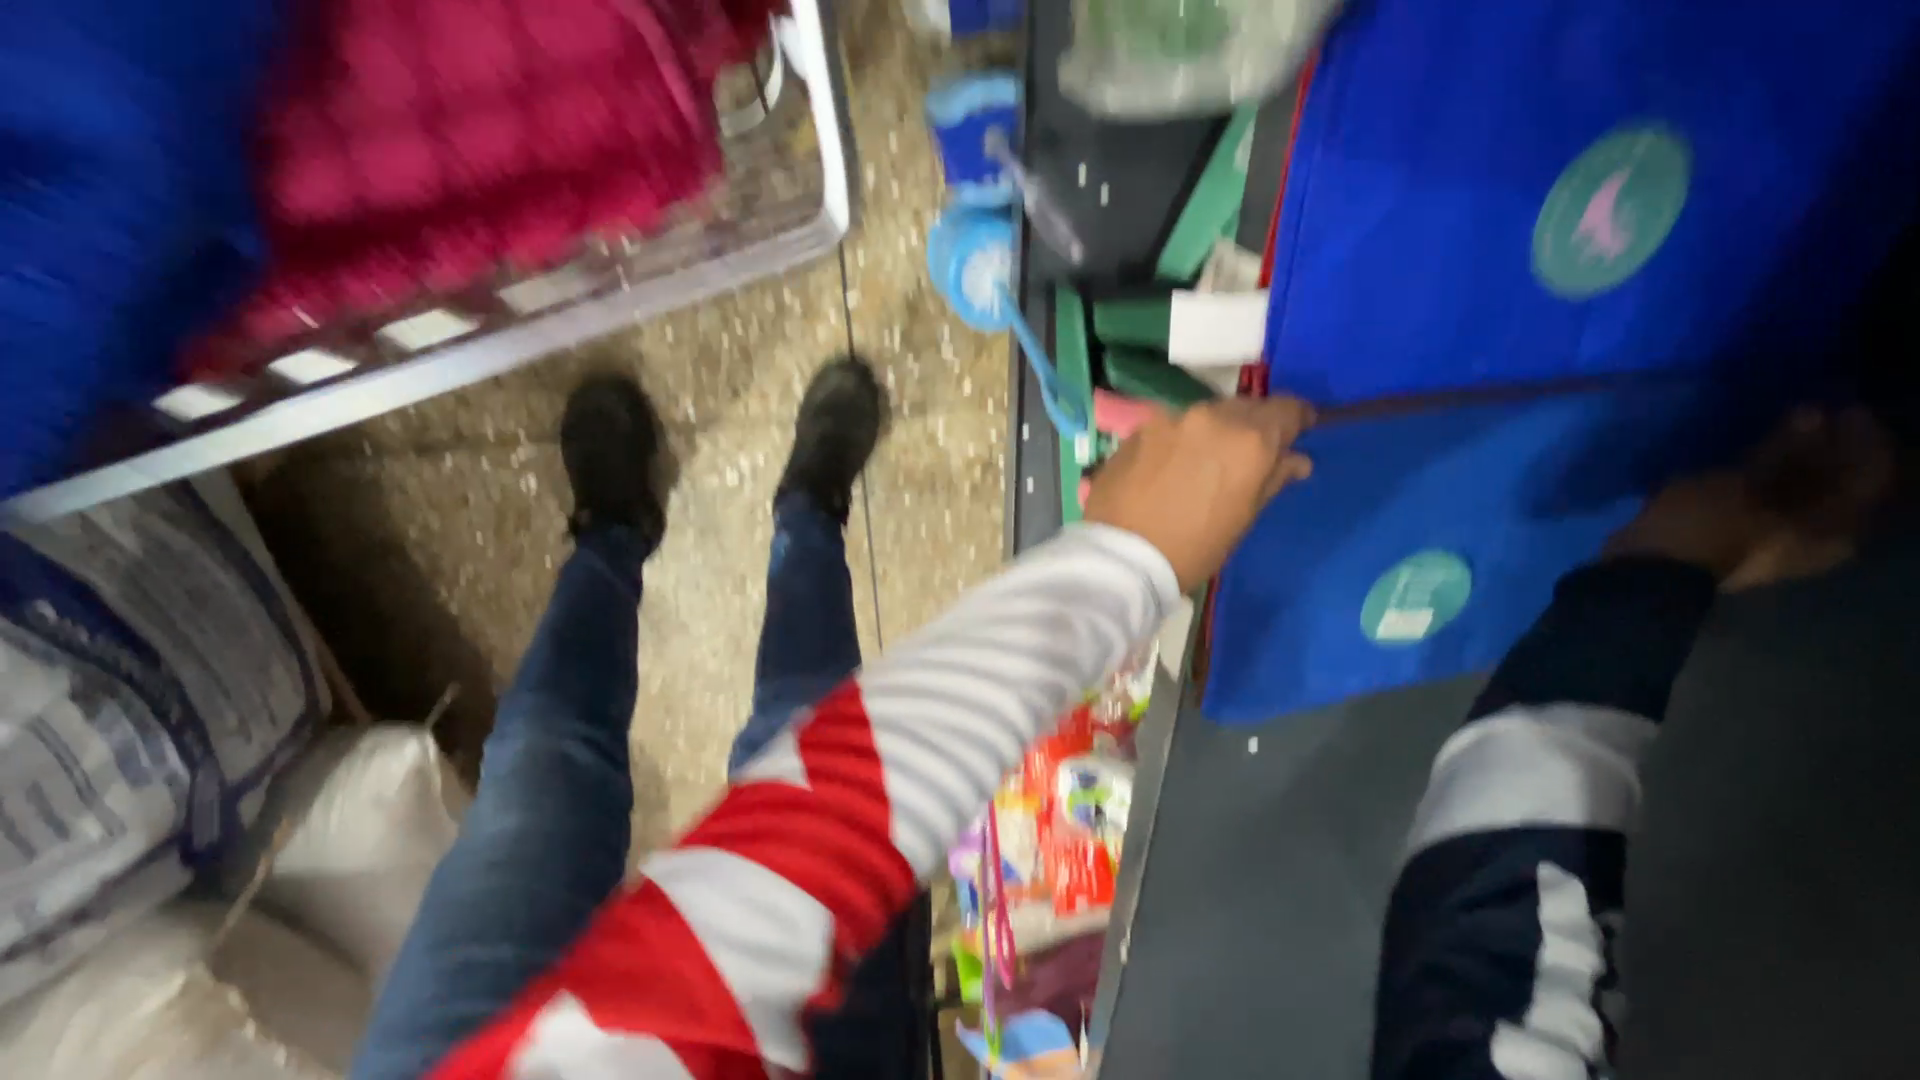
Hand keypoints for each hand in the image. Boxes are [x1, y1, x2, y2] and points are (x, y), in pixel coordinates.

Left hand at [1083, 396, 1315, 590]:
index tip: (1298, 432)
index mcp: (1249, 439)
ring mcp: (1171, 418)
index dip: (1297, 419)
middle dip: (1254, 424)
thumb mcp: (1244, 518)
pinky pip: (1172, 425)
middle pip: (1245, 407)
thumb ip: (1272, 479)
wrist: (1121, 556)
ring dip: (1215, 430)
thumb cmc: (1193, 547)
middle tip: (1251, 452)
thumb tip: (1296, 459)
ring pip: (1206, 413)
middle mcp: (1212, 416)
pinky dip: (1181, 438)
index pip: (1287, 408)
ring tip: (1209, 460)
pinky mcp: (1138, 428)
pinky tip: (1173, 465)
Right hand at [1605, 405, 1894, 588]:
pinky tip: (1753, 457)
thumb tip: (1812, 414)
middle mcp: (1817, 537)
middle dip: (1822, 447)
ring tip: (1779, 428)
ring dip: (1792, 460)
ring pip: (1798, 492)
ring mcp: (1778, 541)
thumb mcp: (1741, 484)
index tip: (1840, 408)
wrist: (1650, 569)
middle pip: (1832, 483)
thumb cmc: (1703, 528)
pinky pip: (1770, 502)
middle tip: (1807, 414)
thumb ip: (1781, 450)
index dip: (1857, 437)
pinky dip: (1767, 478)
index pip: (1867, 474)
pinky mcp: (1743, 539)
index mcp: (1832, 529)